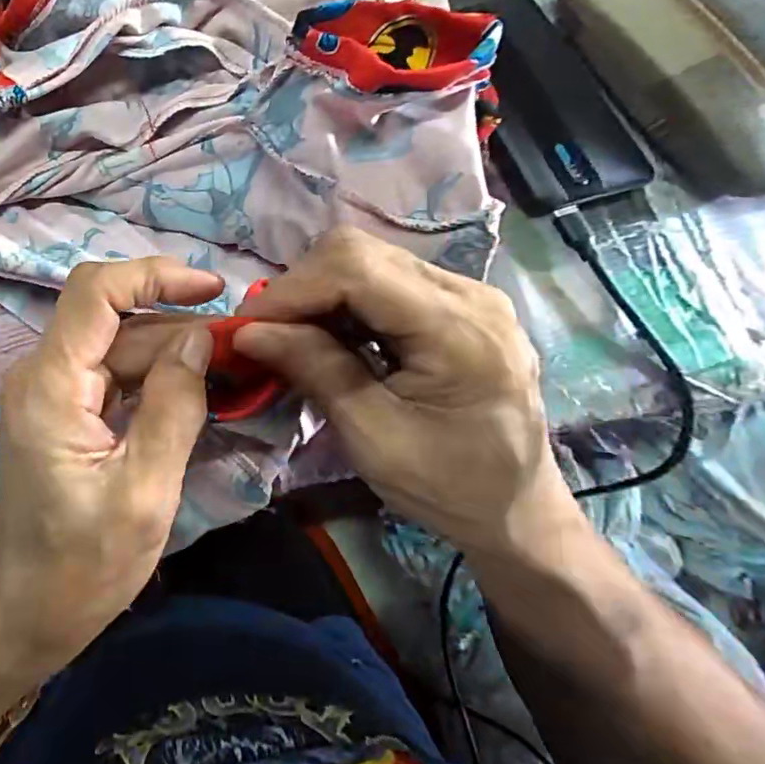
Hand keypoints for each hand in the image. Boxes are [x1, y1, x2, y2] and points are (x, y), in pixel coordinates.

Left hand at [0, 259, 219, 715]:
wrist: (30, 611)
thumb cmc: (84, 564)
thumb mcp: (145, 490)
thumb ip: (174, 406)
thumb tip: (197, 337)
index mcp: (50, 385)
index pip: (95, 293)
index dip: (153, 275)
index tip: (213, 287)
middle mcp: (41, 374)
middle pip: (114, 322)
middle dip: (177, 325)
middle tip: (241, 349)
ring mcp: (48, 392)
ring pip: (116, 347)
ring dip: (170, 353)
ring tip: (229, 372)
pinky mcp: (61, 412)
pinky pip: (111, 376)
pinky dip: (153, 378)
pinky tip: (194, 390)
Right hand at [232, 228, 578, 556]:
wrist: (517, 511)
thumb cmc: (447, 487)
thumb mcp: (373, 437)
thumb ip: (315, 371)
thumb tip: (247, 332)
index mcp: (460, 330)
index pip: (357, 269)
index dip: (292, 290)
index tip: (248, 329)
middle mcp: (469, 294)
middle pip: (358, 252)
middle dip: (299, 288)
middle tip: (269, 335)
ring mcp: (466, 294)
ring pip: (365, 257)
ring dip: (316, 292)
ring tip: (294, 337)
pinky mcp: (454, 303)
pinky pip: (380, 277)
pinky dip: (339, 300)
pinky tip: (331, 337)